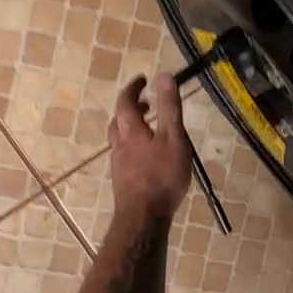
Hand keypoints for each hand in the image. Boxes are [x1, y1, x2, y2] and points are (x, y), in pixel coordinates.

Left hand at [108, 73, 192, 220]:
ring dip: (131, 129)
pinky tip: (147, 159)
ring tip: (148, 130)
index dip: (133, 88)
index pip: (126, 102)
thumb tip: (163, 75)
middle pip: (119, 121)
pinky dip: (134, 148)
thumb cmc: (161, 175)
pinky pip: (125, 157)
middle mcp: (119, 145)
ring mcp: (119, 165)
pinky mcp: (123, 182)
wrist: (143, 217)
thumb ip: (169, 108)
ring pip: (120, 140)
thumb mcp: (173, 137)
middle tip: (146, 103)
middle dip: (130, 108)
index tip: (143, 79)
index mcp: (131, 131)